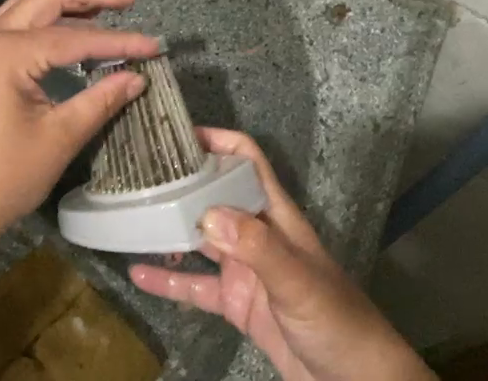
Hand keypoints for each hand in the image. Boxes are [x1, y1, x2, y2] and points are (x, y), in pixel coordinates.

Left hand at [0, 0, 160, 241]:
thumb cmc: (3, 176)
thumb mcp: (59, 138)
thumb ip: (100, 101)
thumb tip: (137, 78)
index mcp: (9, 53)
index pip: (74, 38)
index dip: (118, 42)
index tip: (154, 45)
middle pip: (47, 1)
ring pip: (28, 8)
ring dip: (66, 4)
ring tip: (105, 9)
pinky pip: (15, 24)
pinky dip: (45, 20)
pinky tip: (68, 33)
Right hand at [130, 129, 434, 380]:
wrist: (356, 380)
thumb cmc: (336, 318)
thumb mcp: (297, 279)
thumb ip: (256, 246)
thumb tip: (207, 214)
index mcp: (274, 214)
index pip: (244, 159)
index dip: (215, 140)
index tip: (174, 132)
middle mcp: (255, 232)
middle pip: (214, 193)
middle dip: (180, 180)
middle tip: (137, 171)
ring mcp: (244, 268)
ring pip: (199, 237)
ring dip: (169, 226)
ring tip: (130, 213)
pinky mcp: (237, 303)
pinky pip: (196, 286)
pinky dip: (169, 279)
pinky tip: (138, 272)